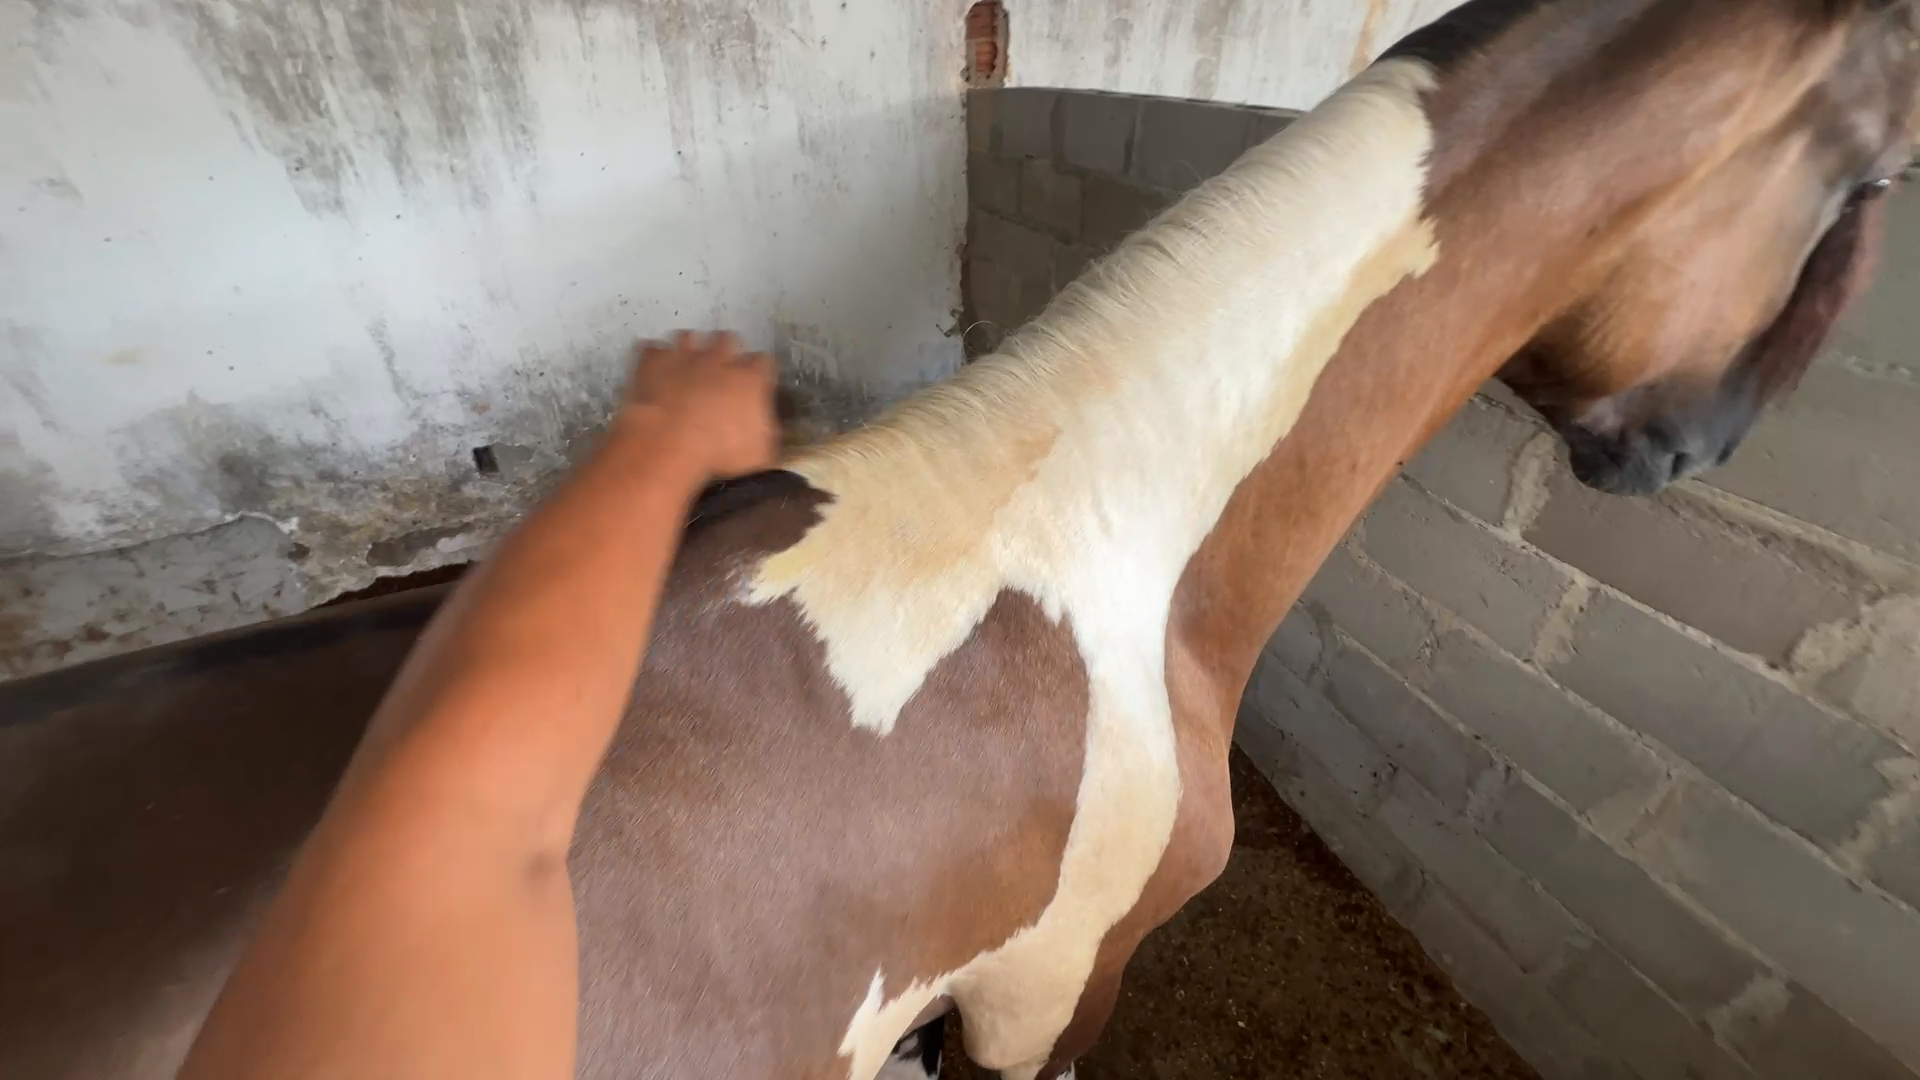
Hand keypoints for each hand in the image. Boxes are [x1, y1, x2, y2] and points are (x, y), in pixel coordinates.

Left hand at [621, 331, 778, 480]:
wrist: (669, 442)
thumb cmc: (720, 450)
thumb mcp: (760, 452)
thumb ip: (767, 430)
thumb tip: (767, 428)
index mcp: (751, 379)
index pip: (764, 362)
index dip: (760, 372)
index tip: (758, 383)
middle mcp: (720, 359)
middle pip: (727, 339)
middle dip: (726, 350)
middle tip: (722, 370)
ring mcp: (684, 356)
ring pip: (689, 337)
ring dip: (690, 348)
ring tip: (688, 365)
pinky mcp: (652, 362)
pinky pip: (653, 349)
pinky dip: (655, 357)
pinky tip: (656, 369)